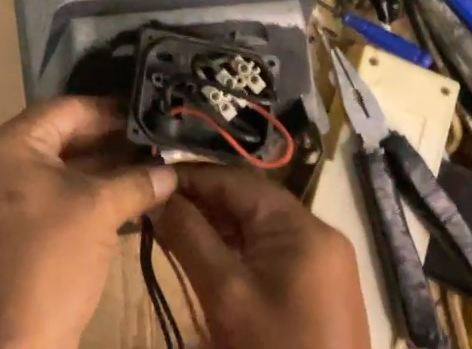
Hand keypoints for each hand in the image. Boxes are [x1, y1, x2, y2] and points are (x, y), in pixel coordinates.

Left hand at [0, 97, 176, 347]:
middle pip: (60, 135)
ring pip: (58, 165)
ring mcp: (2, 193)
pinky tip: (124, 194)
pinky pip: (51, 191)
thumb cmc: (52, 257)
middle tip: (152, 140)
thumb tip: (170, 170)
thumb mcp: (100, 210)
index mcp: (11, 143)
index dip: (108, 110)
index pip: (65, 109)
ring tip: (148, 165)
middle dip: (108, 139)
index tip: (145, 112)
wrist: (15, 337)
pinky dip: (83, 190)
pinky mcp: (12, 222)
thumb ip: (136, 181)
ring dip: (100, 167)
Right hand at [153, 165, 367, 348]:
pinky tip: (201, 257)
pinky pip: (269, 252)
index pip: (235, 179)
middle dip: (199, 201)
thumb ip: (188, 234)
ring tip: (168, 230)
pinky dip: (235, 250)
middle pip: (247, 200)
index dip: (190, 176)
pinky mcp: (318, 289)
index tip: (149, 182)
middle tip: (154, 208)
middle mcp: (318, 234)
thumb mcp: (224, 294)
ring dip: (214, 226)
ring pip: (256, 226)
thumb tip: (155, 193)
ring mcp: (322, 263)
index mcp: (302, 227)